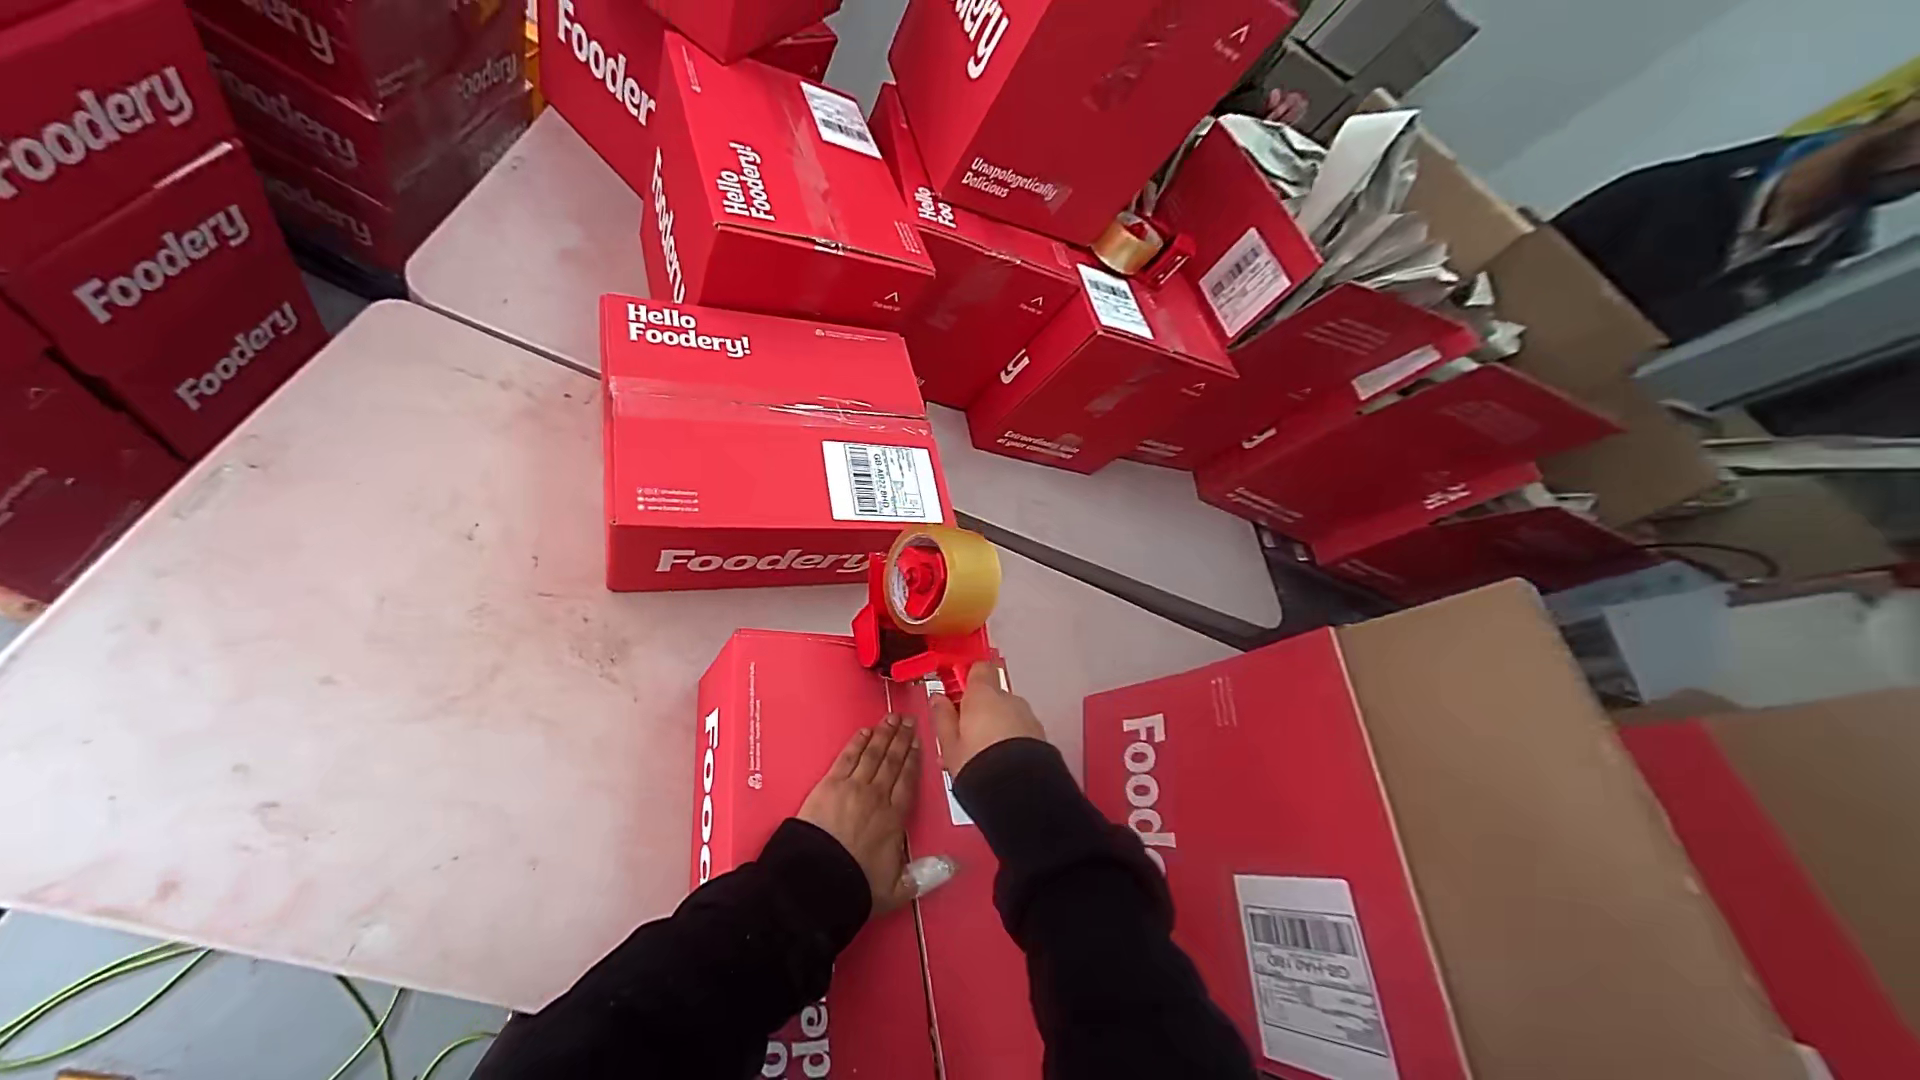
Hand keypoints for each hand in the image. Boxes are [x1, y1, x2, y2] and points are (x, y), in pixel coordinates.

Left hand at [797, 714, 920, 914]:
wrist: (815, 881)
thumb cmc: (854, 886)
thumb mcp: (897, 888)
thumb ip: (925, 876)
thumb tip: (951, 868)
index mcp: (894, 818)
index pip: (908, 780)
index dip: (913, 759)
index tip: (918, 744)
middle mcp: (876, 797)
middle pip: (892, 761)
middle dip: (901, 738)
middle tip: (909, 721)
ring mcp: (852, 788)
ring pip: (872, 754)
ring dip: (883, 734)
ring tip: (891, 719)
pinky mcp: (829, 786)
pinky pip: (847, 758)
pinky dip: (856, 743)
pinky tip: (864, 732)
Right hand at [928, 661, 1046, 777]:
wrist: (1020, 790)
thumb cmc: (978, 764)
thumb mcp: (949, 744)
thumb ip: (943, 717)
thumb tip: (938, 700)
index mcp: (983, 695)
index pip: (978, 668)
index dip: (967, 677)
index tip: (956, 691)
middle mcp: (1008, 699)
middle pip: (991, 694)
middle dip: (979, 710)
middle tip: (964, 735)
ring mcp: (1027, 716)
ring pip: (1006, 714)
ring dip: (995, 727)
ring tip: (980, 756)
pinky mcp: (1040, 736)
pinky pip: (1020, 731)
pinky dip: (1010, 740)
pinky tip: (999, 762)